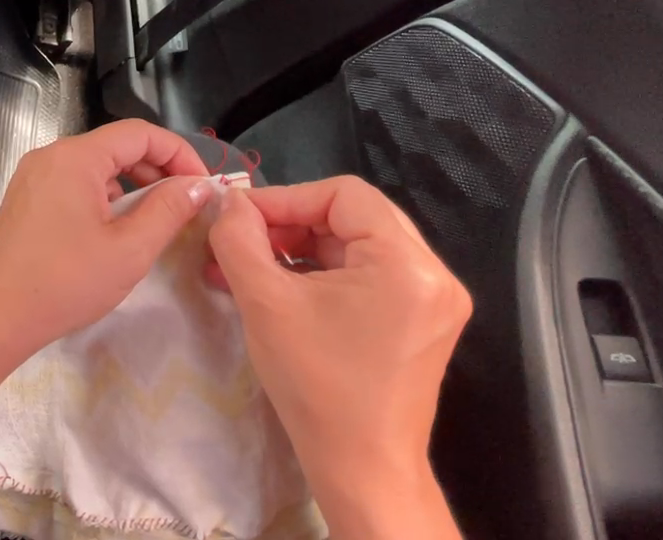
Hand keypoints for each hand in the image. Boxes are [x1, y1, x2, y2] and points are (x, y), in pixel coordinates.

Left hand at [0, 120, 218, 362]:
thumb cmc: (67, 281)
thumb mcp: (129, 249)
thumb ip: (168, 210)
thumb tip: (198, 184)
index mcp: (74, 158)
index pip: (139, 133)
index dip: (179, 153)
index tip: (204, 185)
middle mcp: (50, 155)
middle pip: (115, 145)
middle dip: (157, 168)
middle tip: (186, 205)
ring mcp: (34, 175)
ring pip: (95, 164)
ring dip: (131, 183)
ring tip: (155, 219)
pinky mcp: (26, 196)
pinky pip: (74, 181)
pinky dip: (103, 195)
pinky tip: (115, 227)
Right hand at [207, 176, 470, 539]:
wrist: (361, 468)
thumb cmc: (314, 382)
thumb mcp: (263, 299)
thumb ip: (238, 237)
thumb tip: (228, 202)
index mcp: (406, 264)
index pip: (343, 194)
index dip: (285, 197)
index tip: (240, 218)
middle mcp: (434, 274)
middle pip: (352, 214)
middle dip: (290, 221)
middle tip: (244, 238)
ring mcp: (432, 299)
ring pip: (355, 242)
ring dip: (300, 245)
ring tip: (251, 264)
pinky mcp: (421, 320)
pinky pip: (365, 271)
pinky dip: (320, 269)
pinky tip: (279, 285)